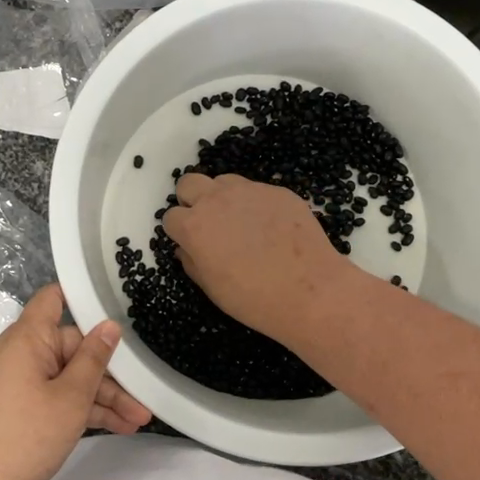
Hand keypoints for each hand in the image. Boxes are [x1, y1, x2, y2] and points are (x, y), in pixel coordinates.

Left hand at [0, 284, 151, 479]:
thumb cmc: (27, 432)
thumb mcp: (71, 397)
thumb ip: (94, 359)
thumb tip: (110, 326)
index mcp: (30, 337)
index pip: (54, 299)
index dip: (82, 298)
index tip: (117, 305)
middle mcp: (25, 352)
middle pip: (75, 347)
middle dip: (111, 372)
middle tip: (145, 393)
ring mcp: (25, 379)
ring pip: (72, 377)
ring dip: (105, 397)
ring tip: (141, 419)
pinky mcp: (26, 404)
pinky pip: (61, 395)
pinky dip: (85, 409)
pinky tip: (120, 426)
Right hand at [163, 173, 356, 341]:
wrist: (310, 290)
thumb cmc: (254, 298)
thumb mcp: (211, 287)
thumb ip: (192, 262)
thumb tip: (186, 248)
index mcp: (194, 226)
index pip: (170, 217)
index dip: (178, 232)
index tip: (190, 244)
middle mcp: (217, 200)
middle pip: (189, 183)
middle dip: (191, 201)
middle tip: (207, 225)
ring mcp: (250, 191)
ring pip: (223, 181)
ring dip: (222, 197)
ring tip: (239, 223)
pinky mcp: (278, 191)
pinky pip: (256, 190)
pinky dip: (254, 204)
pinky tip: (270, 229)